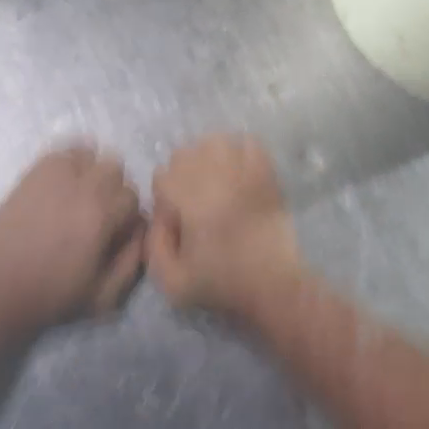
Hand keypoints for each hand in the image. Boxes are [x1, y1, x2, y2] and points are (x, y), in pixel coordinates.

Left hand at [0, 144, 145, 330]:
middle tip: (98, 213)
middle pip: (115, 168)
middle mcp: (82, 187)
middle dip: (112, 190)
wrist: (1, 288)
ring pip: (90, 154)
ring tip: (79, 196)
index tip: (115, 232)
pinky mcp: (33, 172)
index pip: (132, 196)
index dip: (127, 216)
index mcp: (101, 215)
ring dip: (91, 172)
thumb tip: (141, 230)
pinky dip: (69, 163)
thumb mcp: (105, 296)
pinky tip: (62, 185)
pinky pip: (62, 151)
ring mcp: (55, 175)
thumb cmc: (54, 295)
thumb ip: (133, 261)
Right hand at [147, 135, 300, 317]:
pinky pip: (248, 143)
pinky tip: (238, 172)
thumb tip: (158, 214)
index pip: (162, 175)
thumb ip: (153, 246)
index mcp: (190, 200)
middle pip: (184, 153)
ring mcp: (243, 171)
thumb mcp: (173, 282)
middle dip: (183, 175)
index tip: (177, 219)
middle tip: (195, 202)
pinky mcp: (266, 173)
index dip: (165, 198)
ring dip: (208, 158)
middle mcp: (214, 176)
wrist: (275, 286)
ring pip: (213, 142)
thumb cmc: (223, 284)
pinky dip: (239, 151)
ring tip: (214, 182)